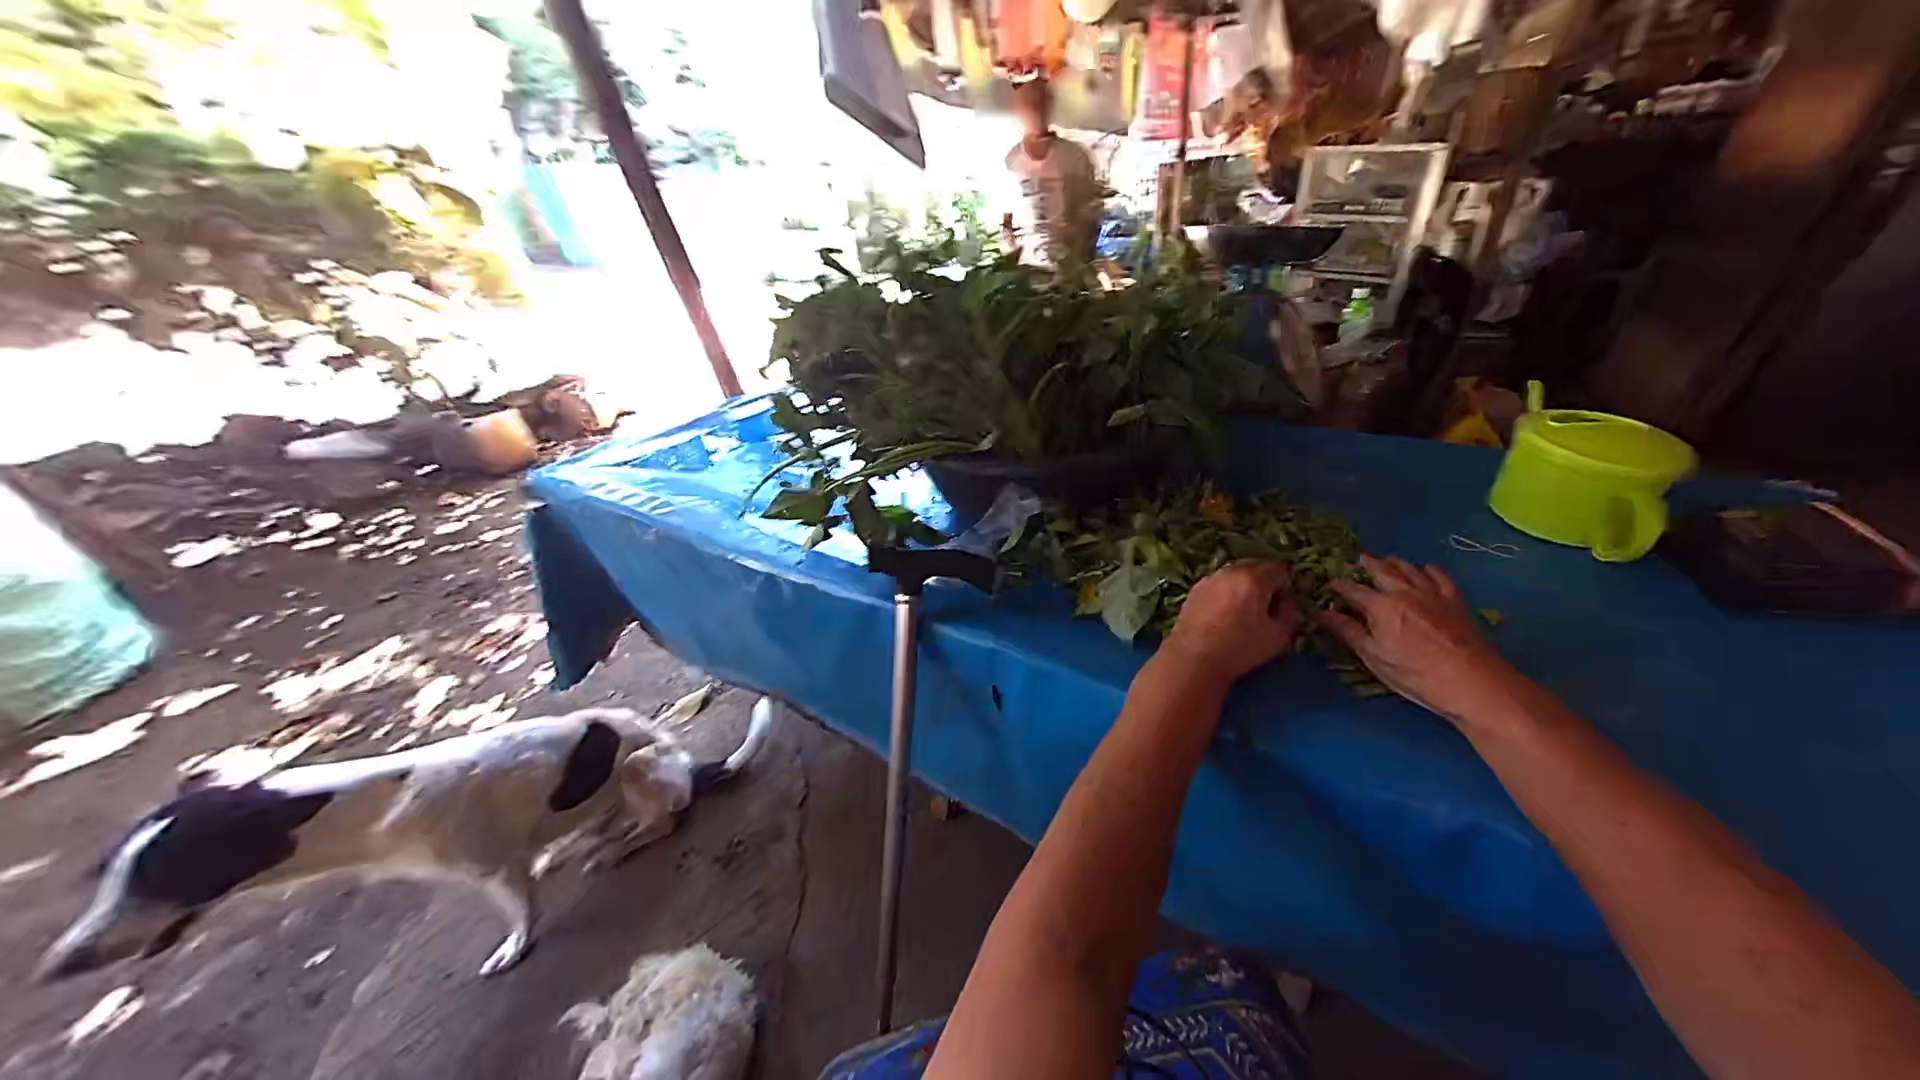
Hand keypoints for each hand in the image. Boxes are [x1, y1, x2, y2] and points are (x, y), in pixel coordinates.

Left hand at [1161, 560, 1300, 683]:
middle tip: (1264, 606)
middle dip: (1264, 582)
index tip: (1280, 605)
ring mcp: (1208, 580)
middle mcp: (1228, 572)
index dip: (1284, 586)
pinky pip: (1217, 584)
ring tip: (1243, 611)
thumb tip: (1285, 602)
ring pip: (1233, 574)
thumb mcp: (1278, 636)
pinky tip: (1223, 613)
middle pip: (1254, 567)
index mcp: (1252, 579)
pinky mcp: (1193, 590)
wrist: (1194, 658)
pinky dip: (1225, 592)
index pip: (1277, 569)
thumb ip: (1290, 613)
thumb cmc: (1240, 648)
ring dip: (1243, 586)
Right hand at [1321, 554, 1524, 725]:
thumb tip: (1322, 613)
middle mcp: (1405, 593)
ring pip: (1411, 570)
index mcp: (1381, 606)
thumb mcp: (1374, 656)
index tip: (1331, 583)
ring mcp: (1432, 595)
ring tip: (1387, 558)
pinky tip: (1427, 567)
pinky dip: (1431, 570)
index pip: (1354, 591)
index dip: (1340, 586)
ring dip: (1396, 562)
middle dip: (1368, 564)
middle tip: (1359, 558)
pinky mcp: (1455, 602)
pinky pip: (1441, 578)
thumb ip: (1348, 632)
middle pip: (1383, 571)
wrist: (1471, 680)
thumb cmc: (1414, 673)